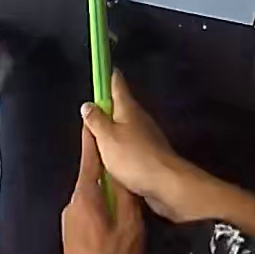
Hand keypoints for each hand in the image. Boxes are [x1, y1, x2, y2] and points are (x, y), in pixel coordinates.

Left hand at [59, 123, 144, 253]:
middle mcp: (73, 205)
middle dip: (110, 160)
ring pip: (94, 194)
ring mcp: (71, 224)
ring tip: (135, 182)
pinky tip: (124, 215)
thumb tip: (125, 168)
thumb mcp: (130, 230)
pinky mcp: (74, 241)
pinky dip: (107, 205)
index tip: (99, 109)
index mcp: (84, 196)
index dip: (95, 132)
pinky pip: (92, 211)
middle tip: (133, 149)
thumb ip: (128, 196)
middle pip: (93, 173)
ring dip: (111, 187)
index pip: (90, 154)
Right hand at [79, 74, 221, 223]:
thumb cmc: (133, 157)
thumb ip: (96, 121)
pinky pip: (131, 146)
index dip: (108, 76)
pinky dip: (120, 149)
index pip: (117, 84)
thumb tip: (88, 104)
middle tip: (91, 113)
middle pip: (121, 106)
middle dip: (107, 107)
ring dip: (113, 131)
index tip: (102, 70)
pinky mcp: (150, 154)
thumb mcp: (107, 138)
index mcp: (128, 108)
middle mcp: (139, 117)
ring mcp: (147, 135)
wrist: (166, 183)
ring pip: (126, 127)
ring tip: (97, 140)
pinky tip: (112, 160)